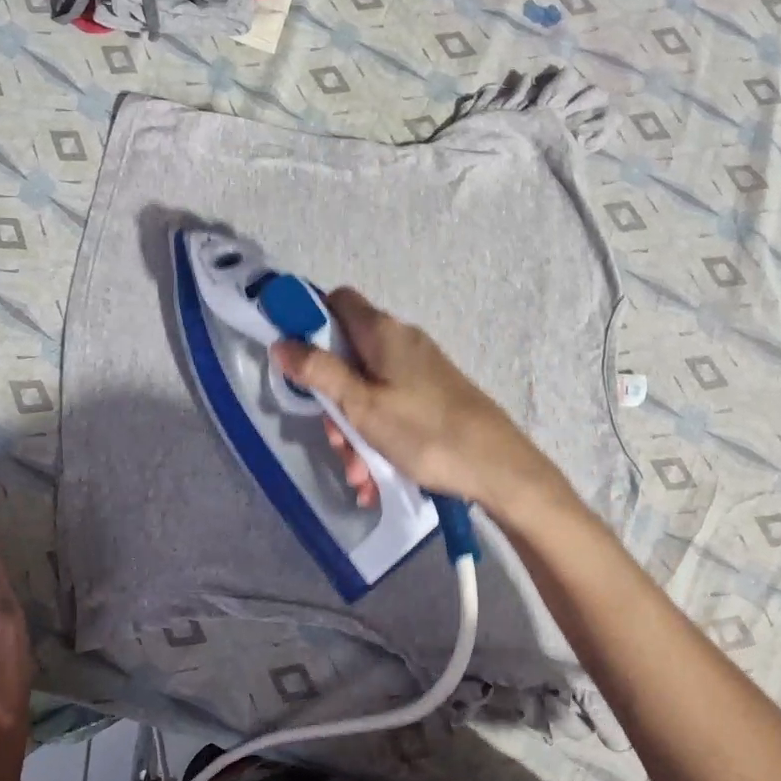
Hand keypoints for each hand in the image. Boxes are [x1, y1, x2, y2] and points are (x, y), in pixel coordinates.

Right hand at [271, 288, 571, 514]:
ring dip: (354, 432)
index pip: (336, 300)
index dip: (309, 319)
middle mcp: (401, 342)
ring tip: (360, 476)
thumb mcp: (361, 405)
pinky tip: (376, 479)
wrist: (500, 469)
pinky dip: (378, 439)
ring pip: (366, 391)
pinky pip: (390, 410)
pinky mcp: (432, 398)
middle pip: (347, 355)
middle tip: (335, 439)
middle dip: (332, 401)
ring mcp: (419, 371)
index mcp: (382, 332)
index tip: (294, 355)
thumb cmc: (424, 431)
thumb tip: (281, 343)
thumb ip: (319, 372)